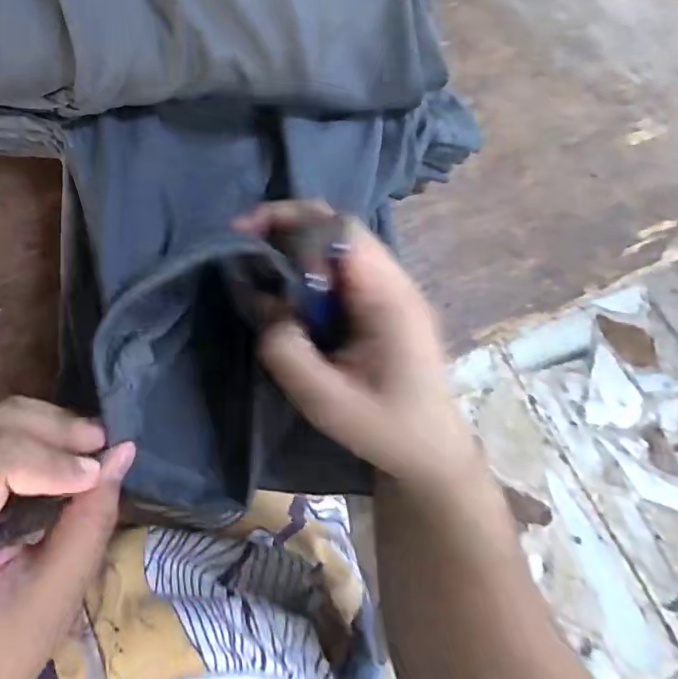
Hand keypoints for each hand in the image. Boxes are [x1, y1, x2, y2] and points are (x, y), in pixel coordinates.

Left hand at [0, 396, 134, 678]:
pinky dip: (29, 434)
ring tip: (88, 446)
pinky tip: (59, 451)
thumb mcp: (48, 604)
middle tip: (103, 445)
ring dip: (44, 425)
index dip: (52, 458)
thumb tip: (122, 453)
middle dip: (53, 430)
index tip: (99, 471)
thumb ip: (87, 525)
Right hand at [238, 201, 479, 485]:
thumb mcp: (327, 402)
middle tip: (243, 239)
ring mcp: (388, 288)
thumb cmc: (387, 431)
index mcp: (389, 297)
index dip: (293, 222)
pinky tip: (284, 289)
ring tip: (256, 263)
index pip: (342, 229)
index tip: (249, 235)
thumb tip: (261, 304)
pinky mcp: (379, 301)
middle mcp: (392, 281)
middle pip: (337, 225)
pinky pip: (338, 264)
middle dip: (286, 223)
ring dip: (293, 243)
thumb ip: (287, 353)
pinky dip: (304, 265)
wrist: (434, 456)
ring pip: (336, 241)